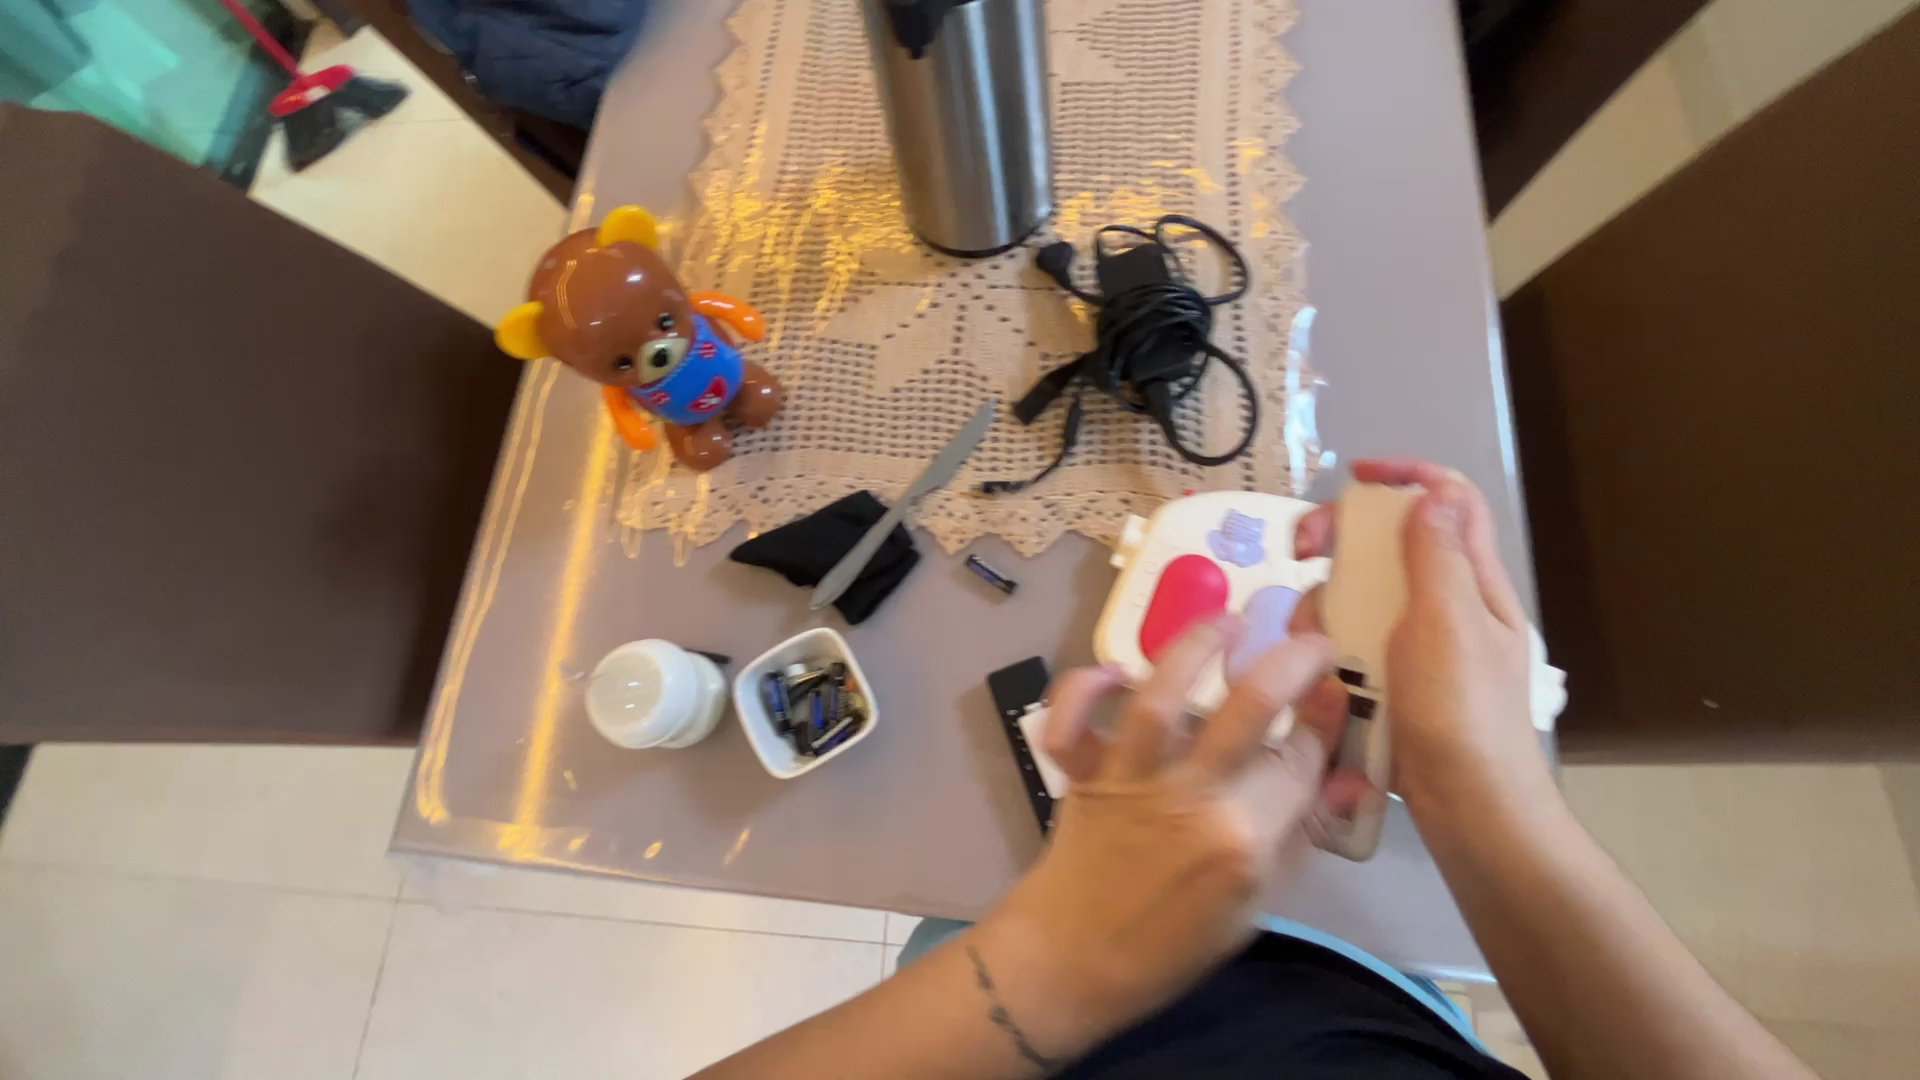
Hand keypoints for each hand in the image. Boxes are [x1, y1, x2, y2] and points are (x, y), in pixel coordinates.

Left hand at [970, 619, 1356, 1051]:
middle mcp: (1191, 798)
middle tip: (1309, 640)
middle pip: (1247, 709)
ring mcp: (1131, 781)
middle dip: (1289, 662)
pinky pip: (1072, 725)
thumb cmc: (1175, 940)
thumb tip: (1353, 776)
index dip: (1325, 717)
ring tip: (1227, 620)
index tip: (1335, 688)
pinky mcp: (1083, 775)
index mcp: (1244, 839)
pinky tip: (1112, 670)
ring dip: (1194, 648)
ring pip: (1161, 698)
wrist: (1079, 958)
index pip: (1299, 758)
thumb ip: (1303, 833)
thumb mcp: (1258, 901)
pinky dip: (1082, 691)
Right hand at [1292, 458, 1553, 816]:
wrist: (1466, 805)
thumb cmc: (1462, 714)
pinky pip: (1347, 633)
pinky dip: (1326, 638)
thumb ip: (1436, 558)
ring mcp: (1412, 638)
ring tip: (1315, 637)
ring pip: (1356, 589)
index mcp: (1471, 582)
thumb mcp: (1448, 627)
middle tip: (1302, 552)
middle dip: (1338, 538)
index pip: (1448, 500)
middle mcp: (1442, 600)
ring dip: (1326, 599)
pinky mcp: (1386, 670)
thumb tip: (1430, 492)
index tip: (1351, 478)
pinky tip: (1317, 664)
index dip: (1405, 475)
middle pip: (1386, 540)